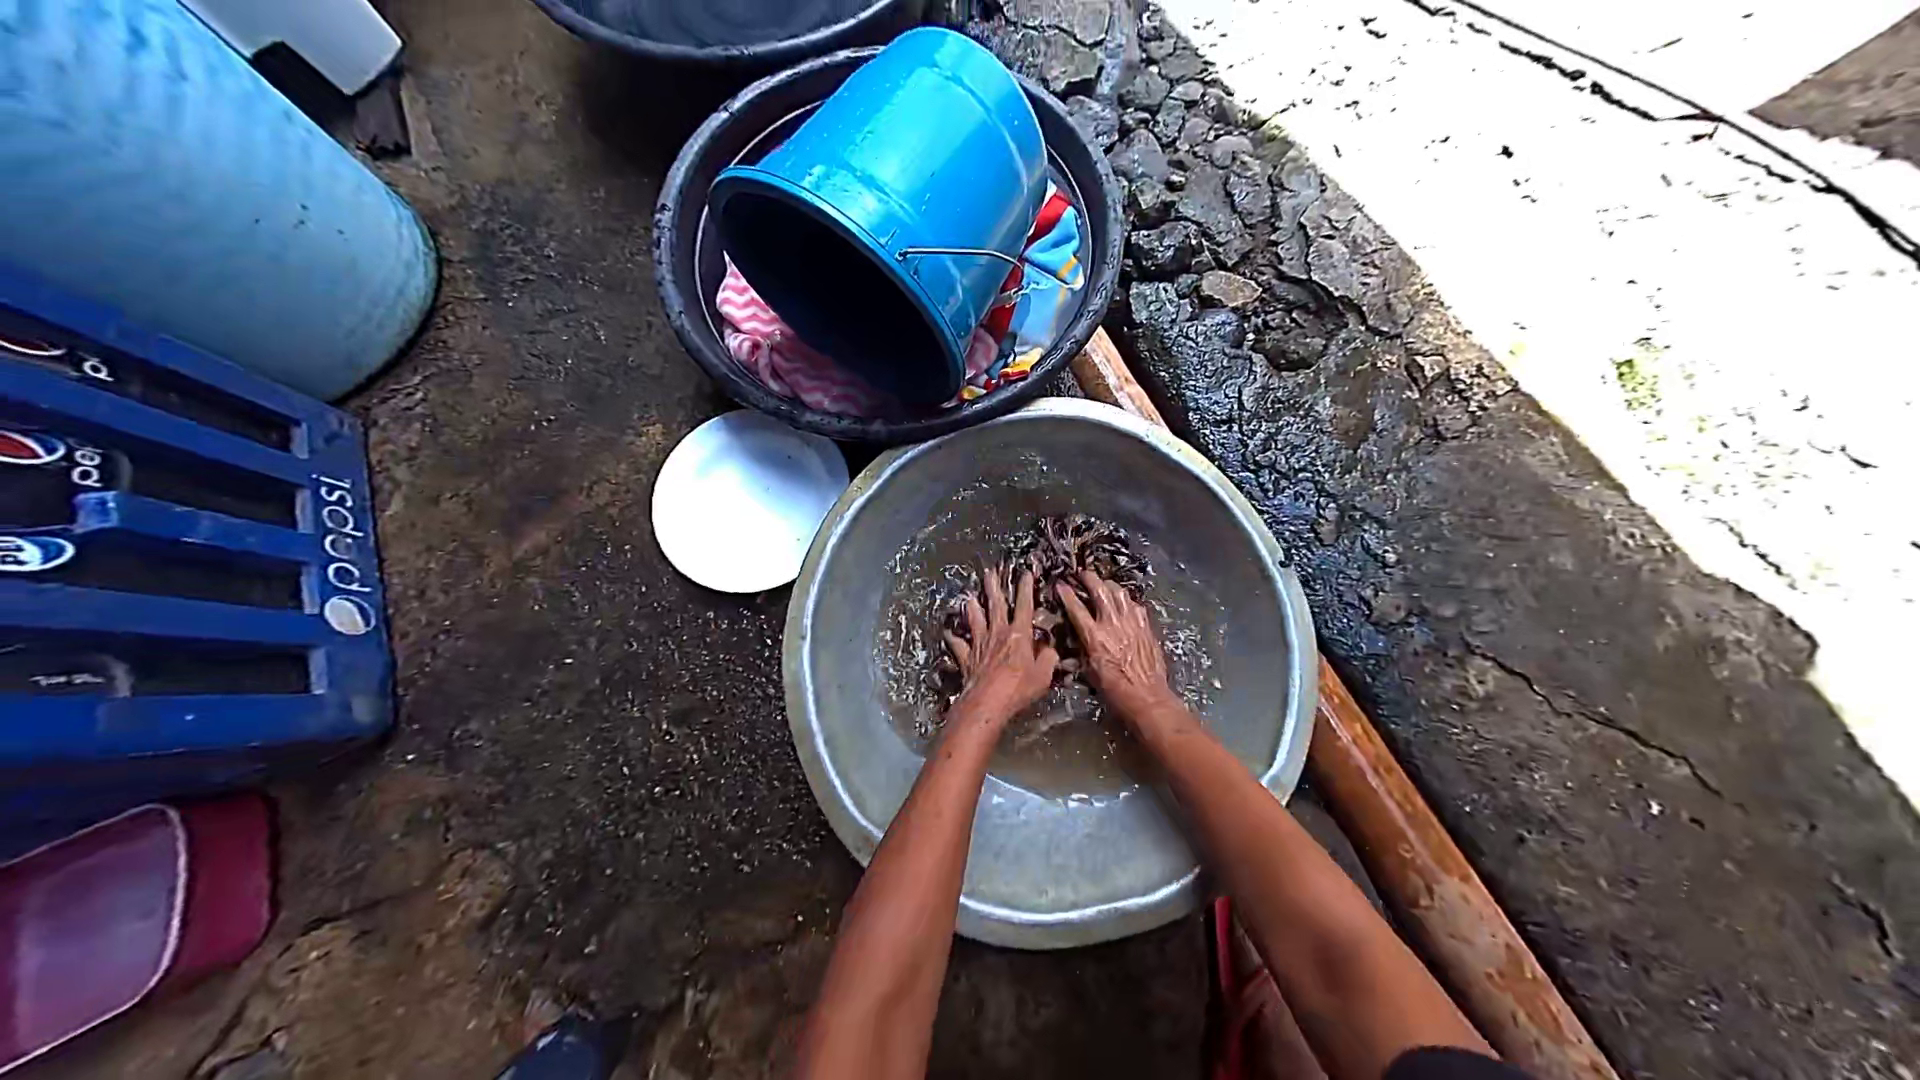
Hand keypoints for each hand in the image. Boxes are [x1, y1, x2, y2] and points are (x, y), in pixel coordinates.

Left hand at [944, 567, 1058, 724]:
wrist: (988, 702)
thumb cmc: (1019, 688)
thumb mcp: (1044, 675)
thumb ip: (1048, 658)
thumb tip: (1050, 650)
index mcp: (1018, 634)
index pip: (1024, 605)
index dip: (1025, 588)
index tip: (1025, 573)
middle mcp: (997, 633)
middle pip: (995, 605)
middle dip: (993, 587)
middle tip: (989, 572)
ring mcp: (979, 645)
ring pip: (974, 620)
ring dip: (972, 607)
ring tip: (969, 596)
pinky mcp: (967, 658)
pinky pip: (958, 645)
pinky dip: (953, 638)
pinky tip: (948, 632)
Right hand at [1057, 571, 1179, 726]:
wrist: (1146, 696)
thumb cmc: (1114, 690)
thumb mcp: (1090, 670)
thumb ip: (1083, 649)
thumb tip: (1078, 638)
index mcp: (1094, 637)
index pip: (1076, 608)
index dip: (1066, 594)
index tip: (1060, 585)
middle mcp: (1112, 624)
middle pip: (1100, 590)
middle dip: (1089, 578)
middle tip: (1083, 574)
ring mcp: (1132, 622)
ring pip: (1119, 592)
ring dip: (1109, 584)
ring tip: (1103, 583)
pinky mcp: (1146, 626)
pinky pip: (1135, 605)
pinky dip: (1126, 600)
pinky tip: (1123, 603)